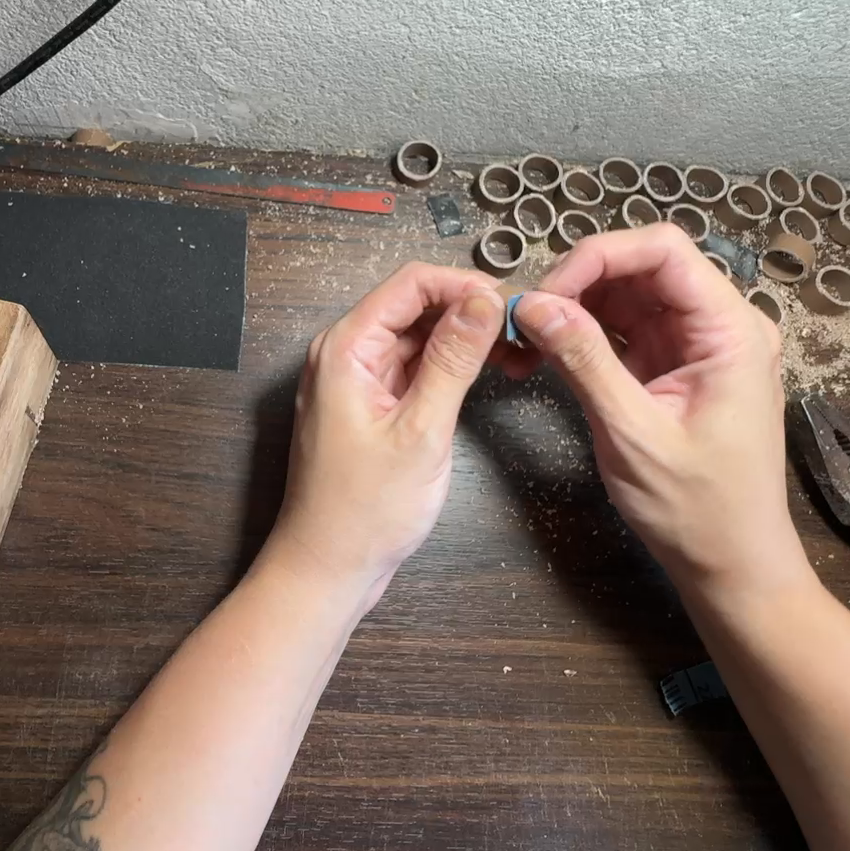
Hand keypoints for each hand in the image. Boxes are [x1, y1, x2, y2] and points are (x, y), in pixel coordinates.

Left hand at [265, 263, 505, 607]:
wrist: (328, 567)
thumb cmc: (366, 509)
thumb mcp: (421, 430)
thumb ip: (453, 360)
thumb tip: (484, 300)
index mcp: (345, 348)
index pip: (409, 284)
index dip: (463, 285)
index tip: (510, 306)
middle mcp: (344, 353)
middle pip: (412, 306)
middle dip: (467, 310)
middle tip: (522, 333)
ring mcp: (354, 379)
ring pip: (414, 336)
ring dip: (461, 339)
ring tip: (513, 353)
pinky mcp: (367, 403)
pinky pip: (409, 367)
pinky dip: (445, 366)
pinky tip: (482, 374)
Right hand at [503, 225, 806, 601]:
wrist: (728, 562)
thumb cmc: (696, 506)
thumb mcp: (632, 432)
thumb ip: (583, 361)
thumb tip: (531, 304)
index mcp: (730, 329)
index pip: (662, 251)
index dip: (598, 257)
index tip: (544, 295)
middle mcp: (715, 324)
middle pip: (639, 266)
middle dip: (576, 283)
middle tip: (525, 319)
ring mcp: (690, 343)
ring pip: (622, 294)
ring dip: (570, 307)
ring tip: (525, 337)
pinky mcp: (666, 364)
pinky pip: (617, 328)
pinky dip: (577, 334)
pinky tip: (543, 351)